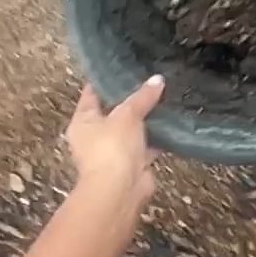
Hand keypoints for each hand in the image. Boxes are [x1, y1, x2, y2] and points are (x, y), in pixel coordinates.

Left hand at [65, 77, 164, 201]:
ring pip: (132, 129)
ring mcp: (114, 151)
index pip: (92, 93)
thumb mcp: (127, 114)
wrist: (119, 190)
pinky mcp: (133, 164)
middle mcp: (95, 136)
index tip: (122, 66)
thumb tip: (158, 79)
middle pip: (114, 111)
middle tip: (150, 79)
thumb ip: (142, 96)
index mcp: (83, 121)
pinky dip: (158, 137)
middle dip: (131, 98)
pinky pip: (146, 145)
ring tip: (164, 96)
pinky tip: (172, 122)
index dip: (106, 79)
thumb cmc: (112, 147)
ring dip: (146, 119)